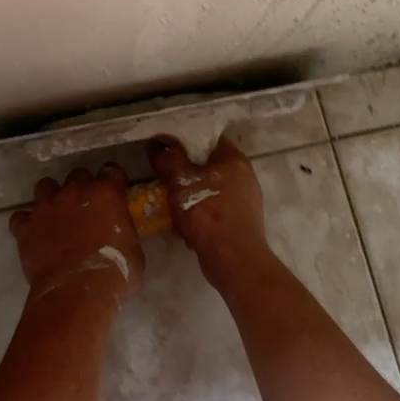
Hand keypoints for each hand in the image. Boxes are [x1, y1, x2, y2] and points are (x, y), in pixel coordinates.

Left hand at [9, 164, 143, 305]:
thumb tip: (121, 234)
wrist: (77, 293)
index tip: (113, 192)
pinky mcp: (26, 226)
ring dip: (51, 197)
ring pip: (45, 186)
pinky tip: (33, 235)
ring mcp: (47, 206)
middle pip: (78, 174)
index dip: (112, 181)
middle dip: (82, 187)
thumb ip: (125, 232)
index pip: (112, 171)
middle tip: (85, 207)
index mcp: (107, 193)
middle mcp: (75, 191)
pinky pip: (21, 217)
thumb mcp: (134, 250)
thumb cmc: (115, 274)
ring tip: (55, 214)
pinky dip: (26, 224)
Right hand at [146, 135, 276, 294]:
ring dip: (187, 197)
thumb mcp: (181, 182)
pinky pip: (212, 211)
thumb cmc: (208, 214)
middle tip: (163, 178)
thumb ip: (168, 159)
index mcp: (234, 160)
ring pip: (207, 191)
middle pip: (206, 166)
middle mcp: (243, 177)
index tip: (164, 147)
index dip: (185, 140)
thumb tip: (155, 143)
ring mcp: (243, 202)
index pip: (208, 139)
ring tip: (168, 204)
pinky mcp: (238, 224)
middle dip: (183, 174)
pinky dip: (197, 216)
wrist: (233, 261)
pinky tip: (182, 226)